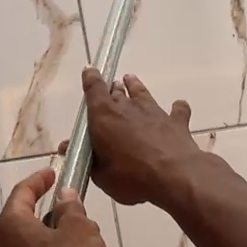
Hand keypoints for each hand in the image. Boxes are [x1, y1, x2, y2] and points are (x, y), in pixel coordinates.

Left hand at [0, 168, 109, 246]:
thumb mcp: (80, 235)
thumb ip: (73, 211)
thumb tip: (65, 198)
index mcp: (11, 228)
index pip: (22, 192)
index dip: (39, 179)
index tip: (54, 171)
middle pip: (28, 223)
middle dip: (55, 215)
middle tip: (81, 213)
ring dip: (60, 245)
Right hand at [82, 68, 214, 207]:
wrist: (174, 176)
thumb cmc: (130, 176)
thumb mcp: (100, 174)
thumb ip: (87, 158)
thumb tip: (67, 147)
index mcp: (104, 115)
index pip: (94, 89)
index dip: (91, 78)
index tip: (89, 70)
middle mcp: (128, 106)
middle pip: (118, 91)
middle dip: (113, 88)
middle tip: (111, 88)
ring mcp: (154, 111)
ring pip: (142, 93)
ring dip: (136, 87)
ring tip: (131, 79)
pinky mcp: (175, 121)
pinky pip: (177, 110)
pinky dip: (177, 108)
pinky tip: (178, 105)